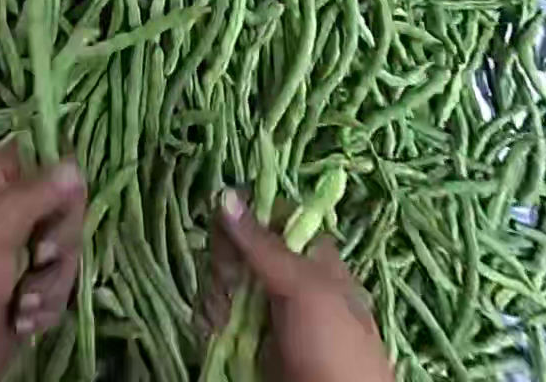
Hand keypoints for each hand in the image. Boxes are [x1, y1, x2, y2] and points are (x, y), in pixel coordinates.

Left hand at [0, 145, 86, 381]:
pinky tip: (24, 319)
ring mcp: (26, 246)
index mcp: (2, 178)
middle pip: (68, 204)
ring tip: (23, 302)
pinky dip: (48, 304)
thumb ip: (38, 193)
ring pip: (69, 247)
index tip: (66, 199)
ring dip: (52, 282)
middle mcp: (17, 205)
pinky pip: (64, 281)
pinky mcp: (34, 283)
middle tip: (39, 257)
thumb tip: (75, 167)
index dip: (64, 173)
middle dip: (60, 241)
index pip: (47, 152)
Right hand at [211, 189, 394, 381]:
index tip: (228, 223)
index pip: (270, 215)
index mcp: (311, 260)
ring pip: (222, 276)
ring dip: (216, 293)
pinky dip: (209, 318)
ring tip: (224, 318)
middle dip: (226, 259)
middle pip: (237, 243)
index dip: (246, 214)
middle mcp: (284, 279)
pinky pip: (214, 311)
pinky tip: (216, 331)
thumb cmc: (336, 354)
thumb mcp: (307, 291)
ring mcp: (263, 311)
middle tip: (231, 280)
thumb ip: (263, 242)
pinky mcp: (244, 339)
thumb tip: (225, 192)